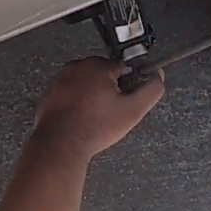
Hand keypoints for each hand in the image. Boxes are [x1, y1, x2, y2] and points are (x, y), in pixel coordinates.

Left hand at [29, 57, 165, 159]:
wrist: (61, 143)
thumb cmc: (94, 127)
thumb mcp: (133, 111)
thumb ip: (151, 91)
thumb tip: (158, 77)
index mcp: (98, 66)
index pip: (123, 67)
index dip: (128, 85)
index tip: (124, 101)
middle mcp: (78, 67)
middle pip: (103, 73)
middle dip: (109, 89)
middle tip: (109, 111)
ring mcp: (61, 78)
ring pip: (86, 82)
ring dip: (92, 95)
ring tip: (94, 116)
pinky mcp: (51, 90)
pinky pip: (70, 91)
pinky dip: (77, 101)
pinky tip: (80, 117)